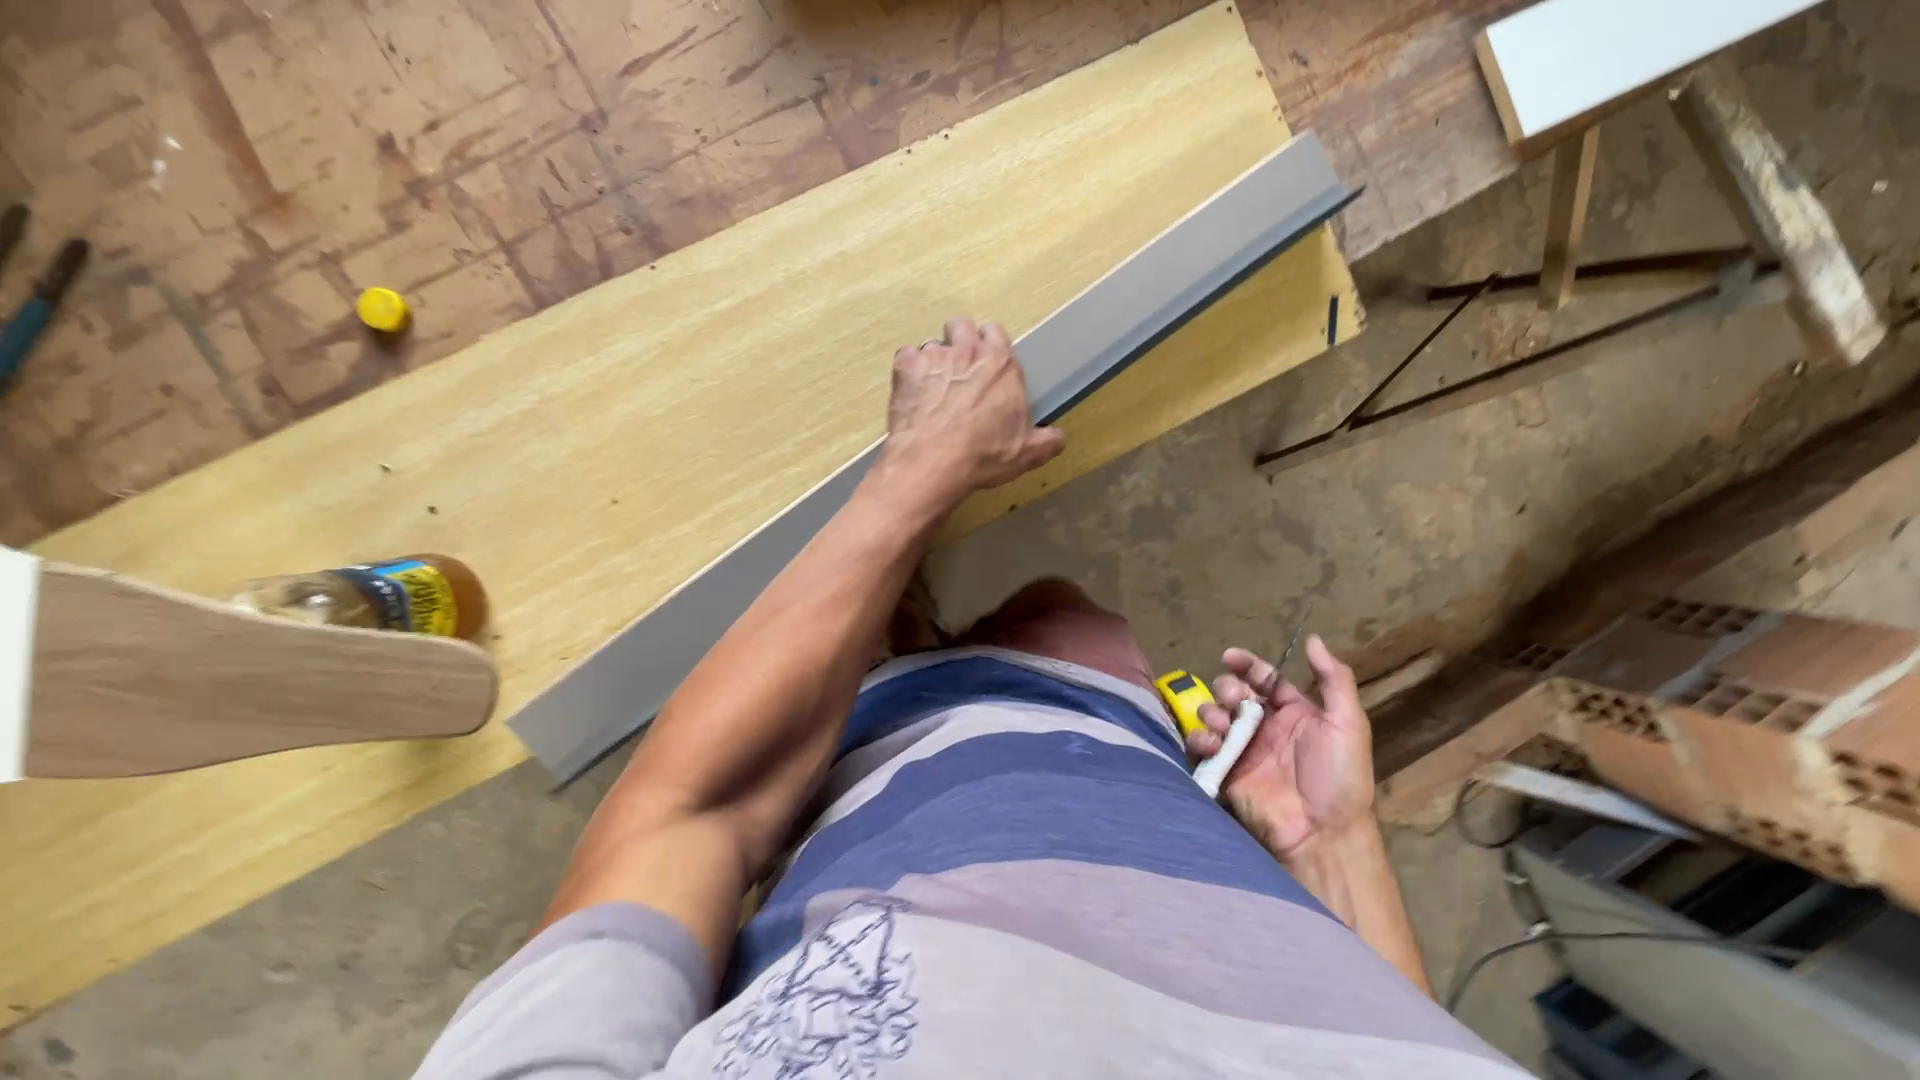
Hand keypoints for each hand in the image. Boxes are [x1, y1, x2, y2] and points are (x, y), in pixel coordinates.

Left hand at [874, 318, 1064, 510]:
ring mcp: (935, 355)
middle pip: (962, 326)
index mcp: (1002, 364)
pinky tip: (911, 392)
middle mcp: (969, 351)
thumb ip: (1047, 441)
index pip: (996, 332)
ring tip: (932, 386)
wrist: (934, 459)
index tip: (986, 362)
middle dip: (959, 341)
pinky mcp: (907, 367)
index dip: (989, 344)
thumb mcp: (1026, 453)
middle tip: (958, 368)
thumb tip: (1058, 438)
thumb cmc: (984, 454)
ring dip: (934, 359)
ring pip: (933, 343)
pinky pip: (906, 357)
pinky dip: (908, 371)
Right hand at [1187, 636, 1375, 862]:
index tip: (1231, 657)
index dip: (1248, 665)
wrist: (1322, 832)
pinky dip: (1200, 739)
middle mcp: (1265, 728)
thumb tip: (1314, 638)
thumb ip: (1333, 679)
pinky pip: (1201, 747)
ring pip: (1212, 715)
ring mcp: (1242, 750)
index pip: (1265, 680)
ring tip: (1223, 724)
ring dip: (1211, 711)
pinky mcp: (1224, 772)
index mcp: (1294, 713)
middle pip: (1233, 693)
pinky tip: (1212, 743)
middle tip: (1233, 699)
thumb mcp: (1348, 723)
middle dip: (1227, 688)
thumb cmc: (1340, 777)